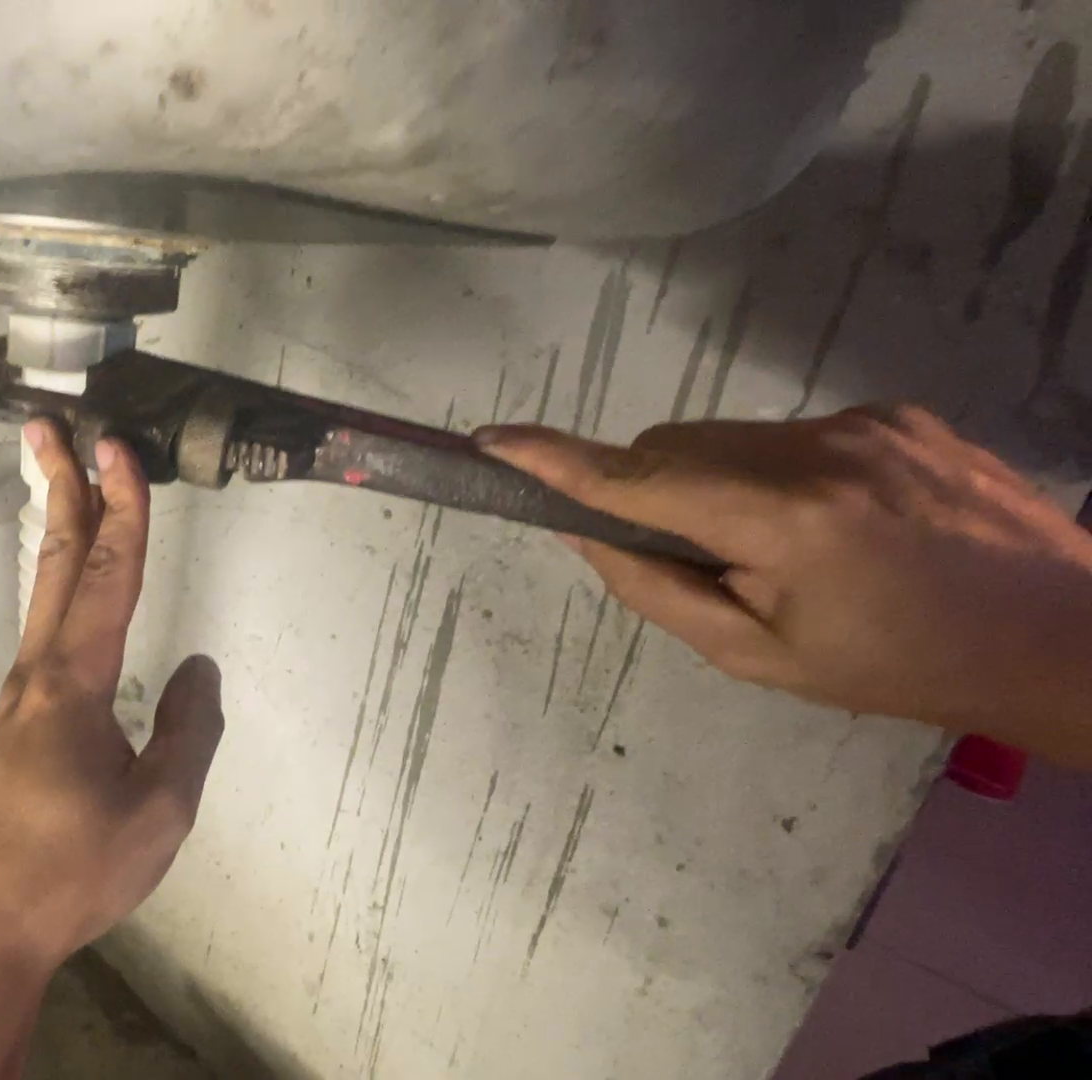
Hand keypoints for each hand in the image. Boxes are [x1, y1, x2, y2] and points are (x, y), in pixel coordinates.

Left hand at [0, 419, 223, 1079]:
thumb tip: (198, 669)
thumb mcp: (160, 812)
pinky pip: (44, 629)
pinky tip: (71, 589)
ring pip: (45, 593)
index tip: (119, 449)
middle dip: (62, 490)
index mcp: (73, 683)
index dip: (121, 509)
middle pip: (58, 563)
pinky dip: (60, 583)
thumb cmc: (74, 873)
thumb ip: (188, 732)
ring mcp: (20, 694)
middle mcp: (38, 672)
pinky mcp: (17, 720)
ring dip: (59, 530)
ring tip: (66, 484)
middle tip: (52, 429)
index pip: (109, 577)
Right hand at [475, 404, 1091, 767]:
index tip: (492, 440)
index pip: (638, 479)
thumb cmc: (894, 665)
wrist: (1068, 638)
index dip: (556, 459)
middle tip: (680, 550)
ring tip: (767, 542)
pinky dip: (758, 470)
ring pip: (717, 437)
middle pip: (669, 447)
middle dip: (643, 487)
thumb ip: (653, 587)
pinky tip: (819, 518)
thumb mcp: (753, 653)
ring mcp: (861, 421)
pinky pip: (774, 433)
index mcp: (787, 520)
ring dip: (702, 480)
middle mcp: (820, 450)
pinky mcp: (890, 412)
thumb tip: (584, 530)